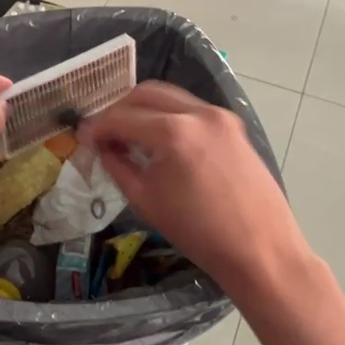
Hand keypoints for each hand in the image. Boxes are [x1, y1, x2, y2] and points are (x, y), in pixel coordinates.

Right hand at [77, 82, 310, 294]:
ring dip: (145, 109)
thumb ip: (118, 165)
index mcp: (173, 132)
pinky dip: (170, 117)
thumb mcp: (145, 200)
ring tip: (130, 135)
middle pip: (146, 93)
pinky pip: (191, 109)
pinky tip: (160, 141)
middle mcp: (198, 113)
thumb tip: (102, 147)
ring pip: (170, 97)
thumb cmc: (198, 233)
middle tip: (104, 132)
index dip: (97, 126)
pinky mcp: (234, 127)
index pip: (122, 117)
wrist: (261, 251)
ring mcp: (220, 116)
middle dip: (119, 109)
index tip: (83, 137)